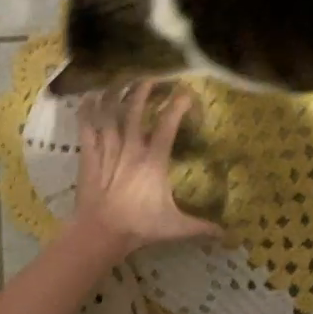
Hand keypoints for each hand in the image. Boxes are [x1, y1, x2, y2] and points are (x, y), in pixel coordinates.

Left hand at [71, 81, 222, 255]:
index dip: (176, 105)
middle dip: (142, 90)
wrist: (100, 233)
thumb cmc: (139, 227)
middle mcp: (130, 148)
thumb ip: (200, 226)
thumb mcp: (174, 227)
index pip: (167, 125)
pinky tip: (89, 96)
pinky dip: (87, 110)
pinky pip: (86, 127)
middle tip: (150, 79)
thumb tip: (226, 234)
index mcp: (153, 161)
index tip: (185, 92)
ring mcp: (107, 149)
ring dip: (115, 94)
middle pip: (134, 110)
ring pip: (109, 113)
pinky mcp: (88, 155)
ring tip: (120, 80)